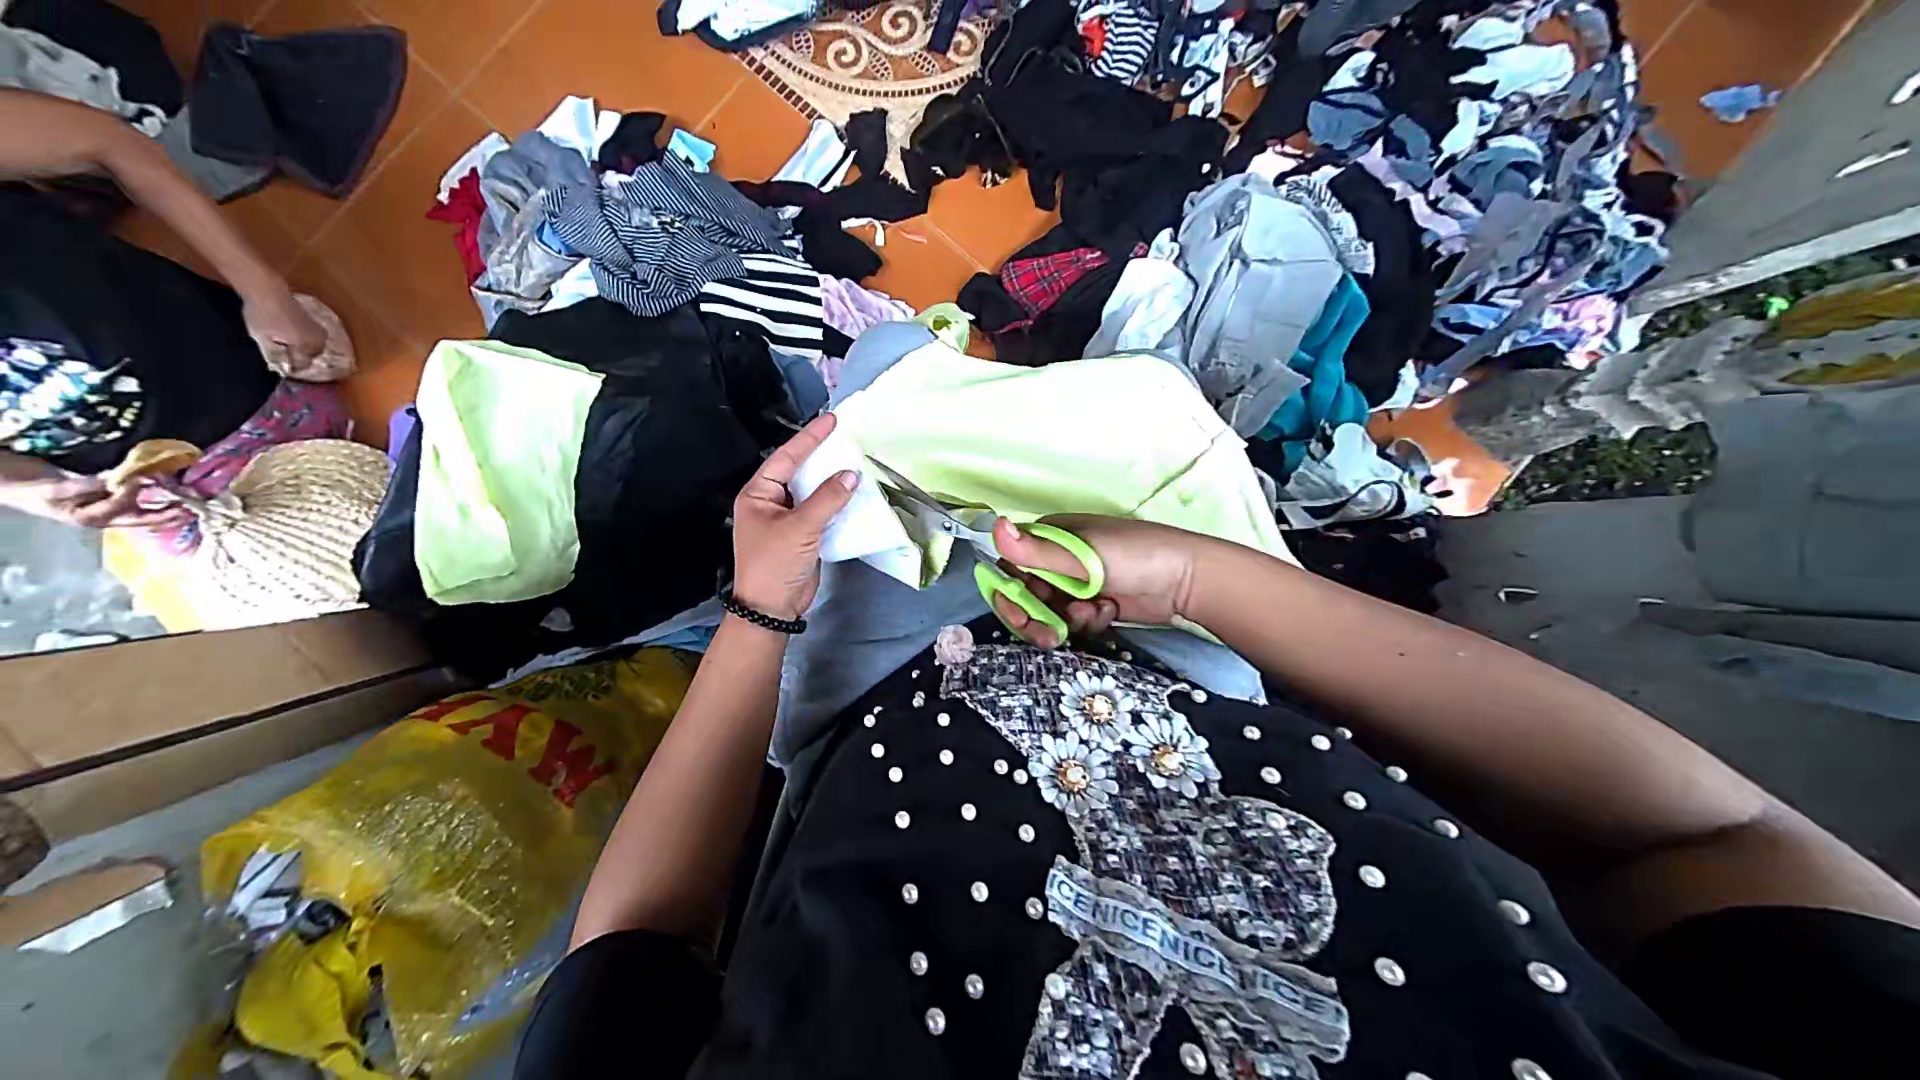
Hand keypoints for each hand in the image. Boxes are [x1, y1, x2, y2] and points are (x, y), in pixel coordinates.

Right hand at [16, 473, 192, 528]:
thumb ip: (83, 486)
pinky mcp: (110, 500)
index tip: (141, 479)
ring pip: (146, 512)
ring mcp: (108, 509)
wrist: (12, 482)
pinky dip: (156, 496)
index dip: (131, 494)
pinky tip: (170, 491)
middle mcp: (104, 517)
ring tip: (191, 503)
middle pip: (144, 519)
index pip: (119, 508)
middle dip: (170, 515)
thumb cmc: (27, 487)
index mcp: (89, 518)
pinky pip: (139, 501)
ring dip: (169, 508)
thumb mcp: (52, 488)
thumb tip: (113, 482)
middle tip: (194, 509)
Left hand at [242, 288, 326, 372]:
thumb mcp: (261, 337)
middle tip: (287, 358)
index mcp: (305, 346)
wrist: (267, 291)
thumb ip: (274, 354)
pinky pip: (314, 338)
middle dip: (301, 358)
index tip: (284, 369)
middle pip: (312, 356)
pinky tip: (293, 336)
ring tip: (291, 347)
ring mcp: (318, 331)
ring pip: (315, 347)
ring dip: (305, 349)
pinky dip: (306, 340)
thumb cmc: (262, 314)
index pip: (303, 364)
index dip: (292, 368)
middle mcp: (317, 341)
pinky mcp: (316, 323)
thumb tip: (282, 367)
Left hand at [730, 413, 858, 621]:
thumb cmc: (775, 563)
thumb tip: (852, 474)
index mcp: (758, 494)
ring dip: (832, 480)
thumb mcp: (800, 528)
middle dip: (822, 456)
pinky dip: (837, 502)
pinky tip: (855, 492)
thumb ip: (827, 499)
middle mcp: (771, 502)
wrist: (773, 608)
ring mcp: (788, 519)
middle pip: (799, 471)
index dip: (809, 439)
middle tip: (846, 436)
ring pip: (813, 491)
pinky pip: (822, 510)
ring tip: (855, 459)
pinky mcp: (803, 534)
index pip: (786, 458)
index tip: (831, 420)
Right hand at [987, 515, 1208, 648]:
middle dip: (1036, 618)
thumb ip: (1036, 551)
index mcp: (1049, 538)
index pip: (1010, 568)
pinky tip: (1107, 613)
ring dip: (1066, 620)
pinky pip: (1072, 621)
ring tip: (1094, 615)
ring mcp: (1075, 583)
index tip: (1022, 614)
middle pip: (1025, 596)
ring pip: (1048, 613)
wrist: (1187, 580)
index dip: (1010, 594)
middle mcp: (1057, 559)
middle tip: (1052, 637)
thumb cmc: (1134, 556)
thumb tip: (995, 526)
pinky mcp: (1091, 604)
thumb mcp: (1081, 555)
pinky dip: (1086, 622)